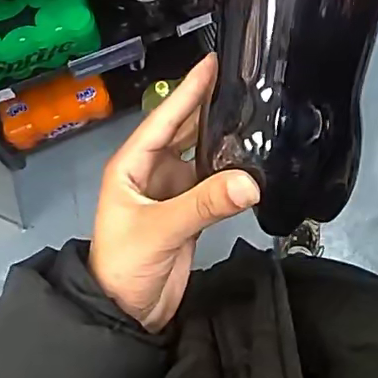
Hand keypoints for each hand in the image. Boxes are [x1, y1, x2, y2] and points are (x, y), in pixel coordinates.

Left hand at [90, 55, 260, 331]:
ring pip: (199, 155)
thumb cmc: (125, 265)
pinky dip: (229, 170)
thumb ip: (204, 205)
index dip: (187, 91)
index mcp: (132, 165)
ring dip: (221, 138)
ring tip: (252, 113)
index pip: (163, 119)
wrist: (124, 313)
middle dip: (207, 106)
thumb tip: (250, 182)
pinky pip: (211, 182)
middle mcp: (152, 170)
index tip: (211, 63)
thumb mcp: (160, 230)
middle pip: (183, 131)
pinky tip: (250, 159)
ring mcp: (170, 190)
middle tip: (242, 82)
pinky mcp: (187, 211)